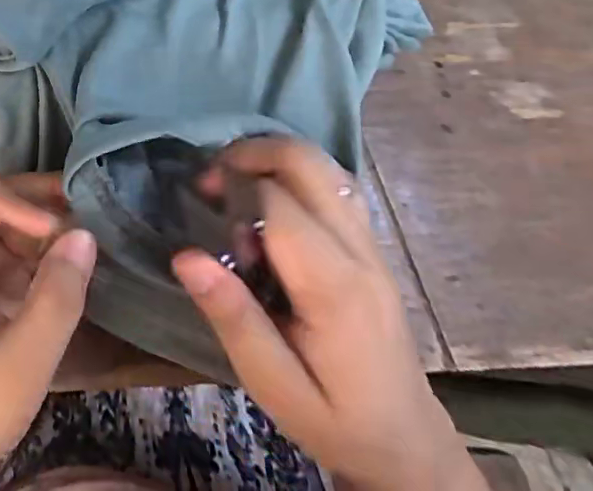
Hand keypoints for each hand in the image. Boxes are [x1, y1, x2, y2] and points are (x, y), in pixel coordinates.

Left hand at [0, 171, 96, 490]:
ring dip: (50, 224)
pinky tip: (79, 261)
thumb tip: (86, 234)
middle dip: (40, 203)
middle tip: (89, 212)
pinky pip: (23, 249)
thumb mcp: (23, 357)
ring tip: (90, 237)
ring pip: (13, 220)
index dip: (16, 199)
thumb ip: (57, 295)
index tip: (56, 229)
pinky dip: (51, 250)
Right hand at [172, 139, 484, 490]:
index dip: (233, 185)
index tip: (202, 199)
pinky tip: (272, 198)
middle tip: (213, 178)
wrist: (407, 442)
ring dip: (274, 157)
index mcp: (333, 286)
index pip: (277, 201)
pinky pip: (335, 183)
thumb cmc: (333, 417)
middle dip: (251, 152)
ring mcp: (371, 242)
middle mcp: (358, 249)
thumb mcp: (272, 383)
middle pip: (306, 162)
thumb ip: (231, 316)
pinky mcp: (372, 244)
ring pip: (324, 164)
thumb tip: (185, 256)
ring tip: (237, 181)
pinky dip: (296, 171)